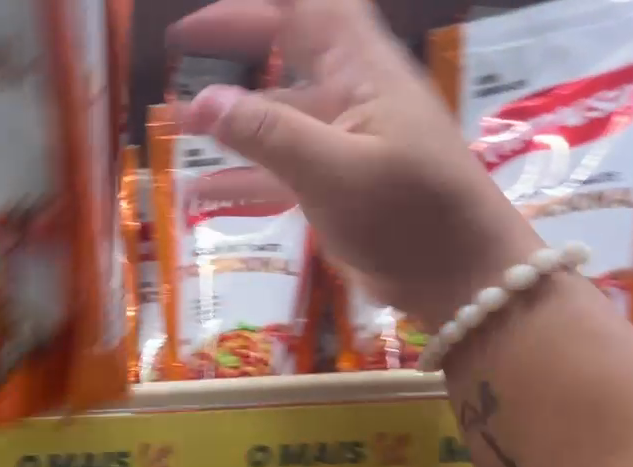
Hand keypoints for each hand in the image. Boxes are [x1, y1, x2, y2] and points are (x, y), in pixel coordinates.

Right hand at [177, 0, 540, 325]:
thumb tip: (202, 102)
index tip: (201, 21)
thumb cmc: (406, 213)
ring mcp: (343, 143)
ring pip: (278, 117)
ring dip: (231, 120)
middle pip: (290, 51)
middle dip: (237, 45)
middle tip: (179, 55)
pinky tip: (199, 193)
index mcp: (362, 71)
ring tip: (178, 126)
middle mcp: (352, 95)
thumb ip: (268, 135)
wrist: (453, 274)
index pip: (310, 8)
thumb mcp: (333, 171)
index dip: (258, 6)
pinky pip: (278, 171)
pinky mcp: (335, 186)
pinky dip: (241, 178)